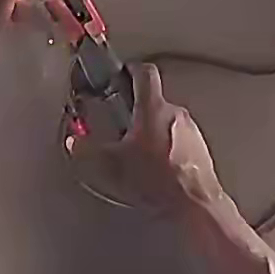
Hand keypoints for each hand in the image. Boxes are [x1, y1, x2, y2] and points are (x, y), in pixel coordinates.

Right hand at [75, 64, 226, 216]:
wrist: (192, 204)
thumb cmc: (157, 180)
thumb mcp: (111, 164)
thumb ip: (86, 149)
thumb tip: (75, 143)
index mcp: (153, 109)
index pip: (145, 73)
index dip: (132, 69)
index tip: (124, 72)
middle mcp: (176, 114)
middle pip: (155, 99)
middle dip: (138, 109)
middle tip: (122, 122)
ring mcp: (191, 131)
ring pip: (168, 120)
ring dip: (153, 128)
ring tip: (139, 150)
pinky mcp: (200, 148)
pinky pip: (180, 138)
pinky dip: (167, 145)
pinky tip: (156, 165)